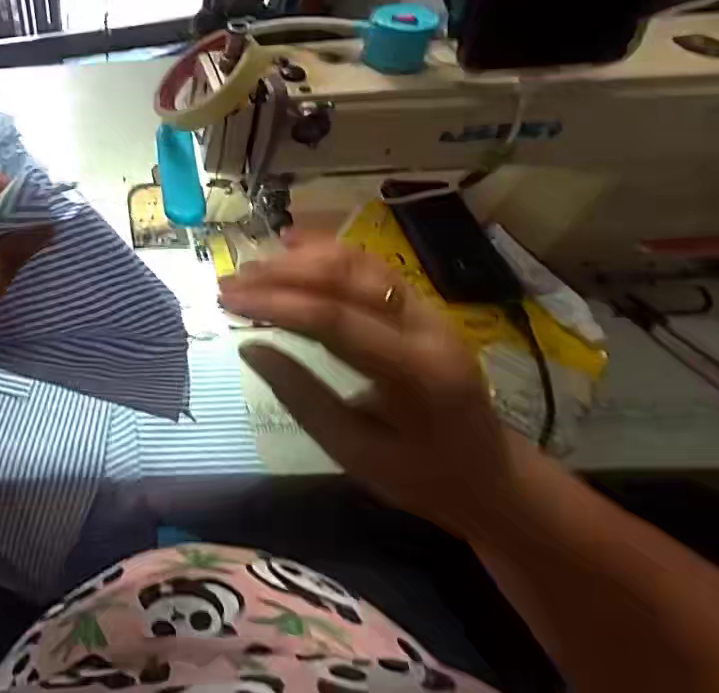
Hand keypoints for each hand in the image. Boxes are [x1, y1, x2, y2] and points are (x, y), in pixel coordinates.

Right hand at [219, 234, 520, 536]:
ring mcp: (426, 306)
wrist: (490, 474)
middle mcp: (426, 324)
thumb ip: (303, 397)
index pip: (335, 319)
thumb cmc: (423, 476)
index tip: (228, 300)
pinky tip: (292, 243)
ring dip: (299, 259)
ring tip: (251, 268)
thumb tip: (250, 346)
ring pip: (356, 261)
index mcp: (417, 371)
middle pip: (345, 278)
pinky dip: (326, 250)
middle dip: (280, 275)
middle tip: (230, 284)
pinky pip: (368, 264)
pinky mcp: (418, 301)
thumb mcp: (357, 453)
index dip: (277, 304)